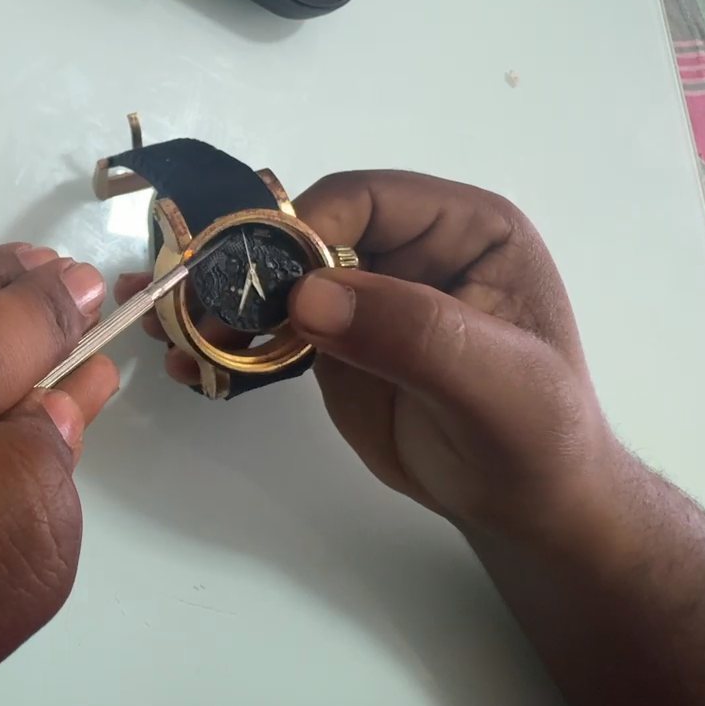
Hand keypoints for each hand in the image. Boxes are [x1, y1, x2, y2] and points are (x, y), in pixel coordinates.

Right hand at [121, 171, 627, 549]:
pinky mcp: (328, 332)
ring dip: (217, 302)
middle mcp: (401, 244)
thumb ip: (413, 334)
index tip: (261, 284)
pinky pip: (267, 323)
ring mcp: (359, 289)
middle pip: (300, 232)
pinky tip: (191, 363)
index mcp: (458, 227)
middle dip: (239, 267)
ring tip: (170, 332)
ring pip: (272, 275)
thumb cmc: (534, 440)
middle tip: (186, 304)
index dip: (302, 229)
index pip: (362, 199)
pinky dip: (227, 339)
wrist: (520, 507)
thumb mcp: (497, 387)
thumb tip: (305, 297)